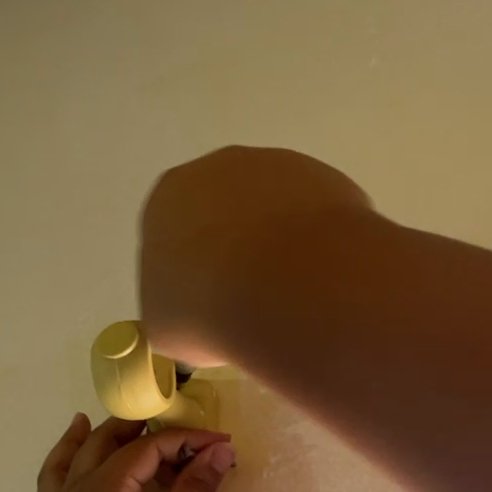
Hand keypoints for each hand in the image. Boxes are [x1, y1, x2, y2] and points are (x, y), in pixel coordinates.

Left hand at [37, 415, 235, 491]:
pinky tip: (71, 473)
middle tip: (168, 425)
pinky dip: (60, 475)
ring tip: (86, 422)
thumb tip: (218, 451)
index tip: (219, 443)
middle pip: (98, 449)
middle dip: (135, 432)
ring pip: (61, 469)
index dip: (184, 440)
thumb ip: (197, 488)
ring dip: (80, 444)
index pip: (143, 451)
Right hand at [138, 146, 373, 366]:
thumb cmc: (206, 308)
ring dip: (273, 248)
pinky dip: (312, 248)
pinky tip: (313, 283)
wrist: (286, 289)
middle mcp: (219, 167)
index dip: (187, 274)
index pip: (170, 234)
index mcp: (167, 197)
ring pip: (270, 213)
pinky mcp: (327, 180)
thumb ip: (170, 304)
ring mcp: (278, 167)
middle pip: (221, 213)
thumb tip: (189, 309)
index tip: (203, 307)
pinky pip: (312, 220)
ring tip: (283, 298)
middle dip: (231, 252)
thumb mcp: (163, 324)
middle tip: (243, 303)